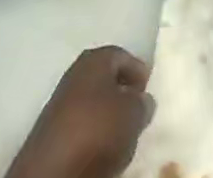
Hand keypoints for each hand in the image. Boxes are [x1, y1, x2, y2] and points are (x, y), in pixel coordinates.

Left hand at [5, 47, 153, 177]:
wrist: (59, 158)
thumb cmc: (99, 124)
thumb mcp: (131, 112)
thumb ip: (140, 101)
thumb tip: (141, 96)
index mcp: (93, 60)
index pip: (118, 54)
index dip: (136, 67)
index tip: (152, 84)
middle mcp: (77, 71)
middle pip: (105, 72)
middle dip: (125, 86)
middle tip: (144, 104)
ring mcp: (66, 95)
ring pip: (96, 94)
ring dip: (114, 106)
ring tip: (133, 125)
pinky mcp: (62, 120)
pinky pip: (89, 114)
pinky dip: (102, 122)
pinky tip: (113, 138)